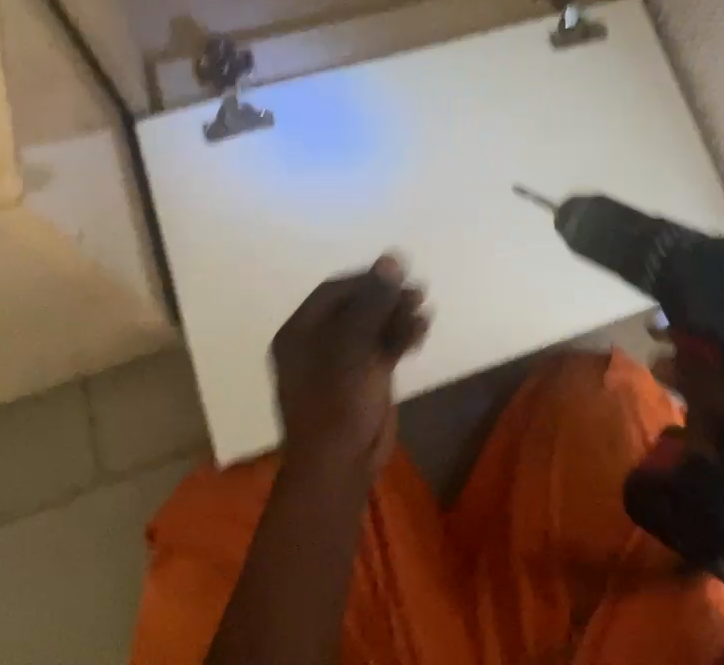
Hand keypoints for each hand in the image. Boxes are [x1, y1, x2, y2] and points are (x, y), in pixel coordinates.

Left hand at [271, 255, 430, 476]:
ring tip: (424, 311)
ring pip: (372, 327)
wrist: (339, 464)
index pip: (335, 291)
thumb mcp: (352, 346)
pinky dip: (400, 338)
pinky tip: (420, 332)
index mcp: (299, 333)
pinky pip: (382, 348)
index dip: (367, 280)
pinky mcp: (363, 380)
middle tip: (419, 291)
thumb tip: (392, 258)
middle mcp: (316, 343)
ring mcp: (341, 363)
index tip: (399, 275)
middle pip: (356, 307)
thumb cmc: (335, 402)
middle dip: (387, 298)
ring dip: (397, 316)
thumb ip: (373, 301)